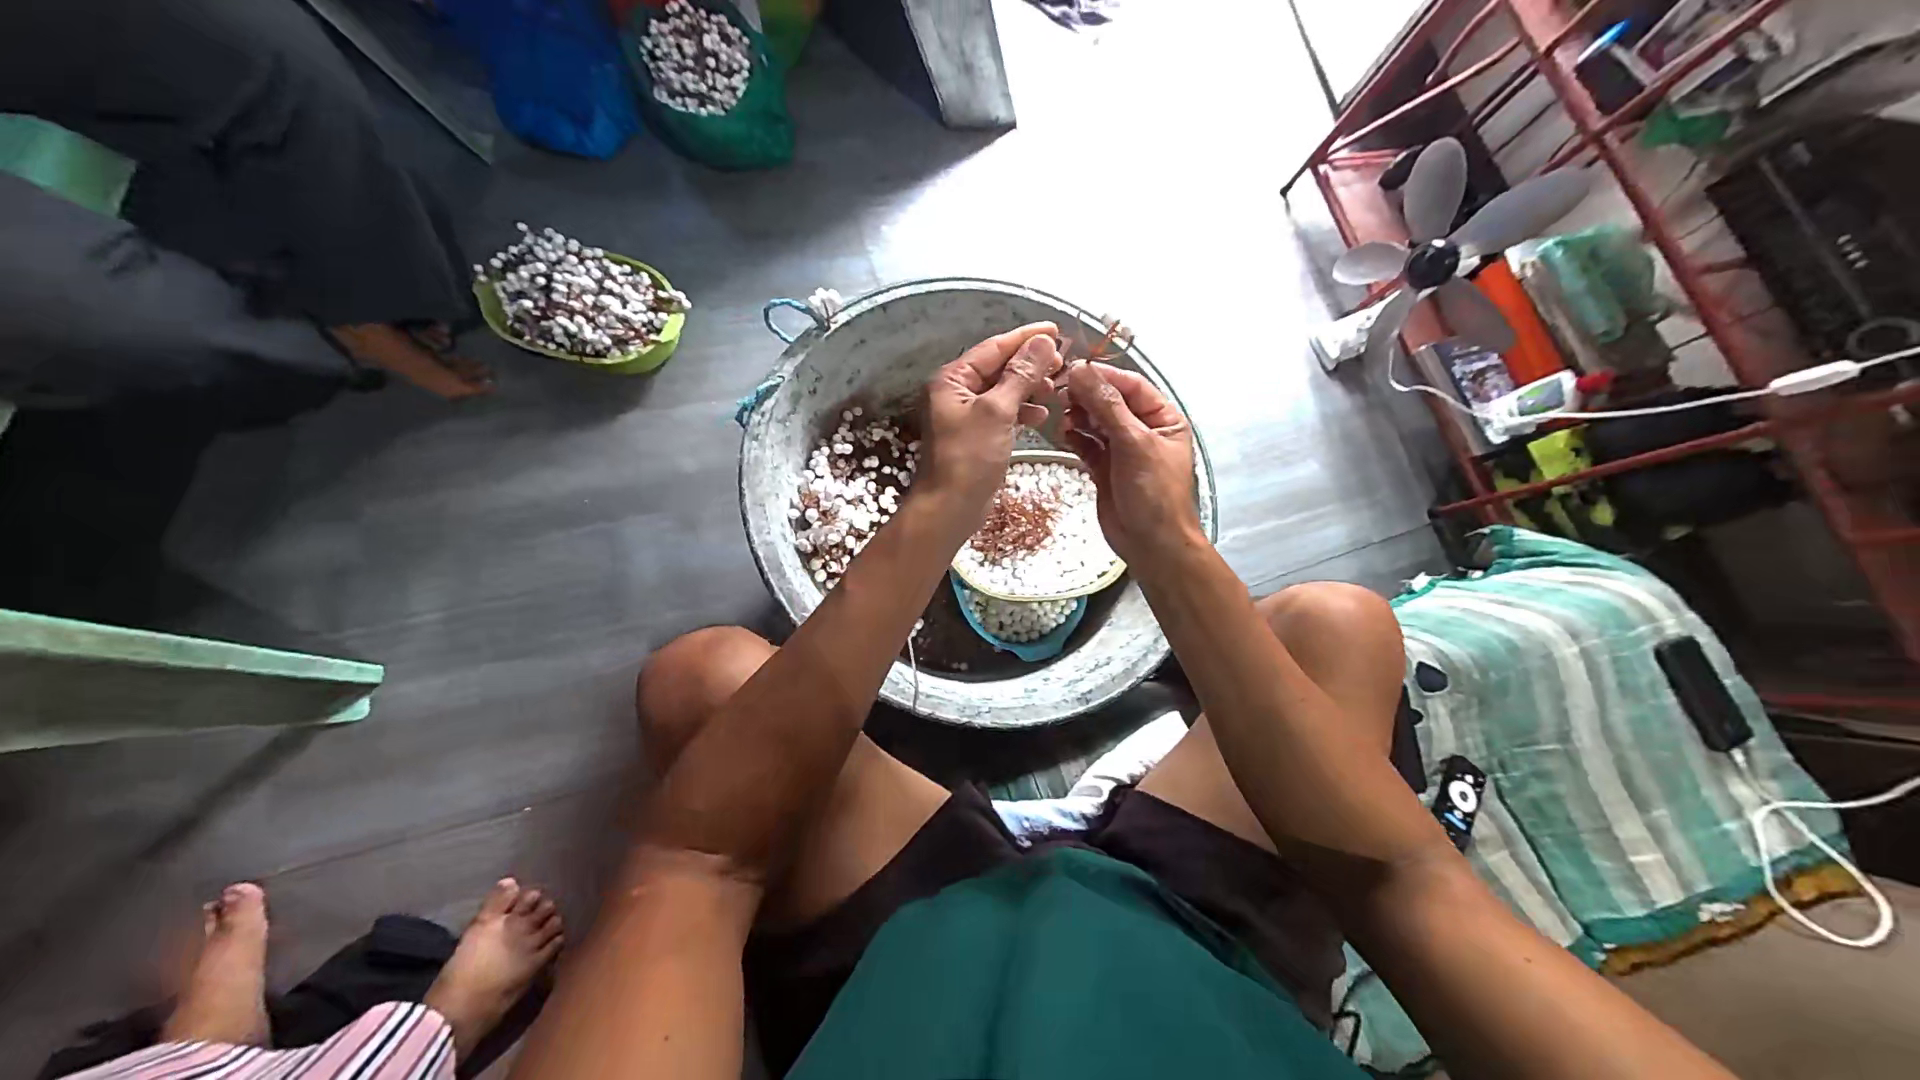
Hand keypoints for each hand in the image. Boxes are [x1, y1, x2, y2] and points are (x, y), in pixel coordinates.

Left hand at [919, 322, 1061, 517]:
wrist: (950, 507)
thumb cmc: (969, 458)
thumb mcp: (997, 411)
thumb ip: (1020, 375)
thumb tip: (1042, 342)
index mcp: (952, 379)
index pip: (993, 348)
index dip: (1025, 338)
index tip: (1054, 331)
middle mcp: (956, 392)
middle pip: (999, 367)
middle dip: (1030, 364)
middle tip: (1062, 363)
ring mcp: (966, 414)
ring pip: (1003, 390)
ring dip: (1029, 387)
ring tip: (1055, 388)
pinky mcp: (977, 435)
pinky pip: (1003, 412)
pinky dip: (1022, 410)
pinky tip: (1041, 414)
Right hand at [1062, 362, 1201, 564]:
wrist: (1152, 544)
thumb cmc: (1154, 494)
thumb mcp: (1134, 443)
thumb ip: (1107, 406)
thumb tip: (1081, 372)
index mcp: (1163, 419)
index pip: (1131, 386)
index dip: (1104, 376)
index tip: (1074, 370)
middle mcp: (1143, 430)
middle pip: (1111, 401)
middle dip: (1087, 395)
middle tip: (1061, 392)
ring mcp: (1123, 450)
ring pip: (1096, 421)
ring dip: (1079, 416)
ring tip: (1062, 414)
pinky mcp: (1105, 468)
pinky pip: (1087, 444)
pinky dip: (1075, 437)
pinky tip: (1064, 434)